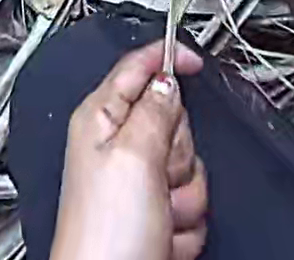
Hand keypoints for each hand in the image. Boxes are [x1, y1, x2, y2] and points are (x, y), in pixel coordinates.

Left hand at [51, 41, 206, 259]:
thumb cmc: (105, 236)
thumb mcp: (133, 156)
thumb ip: (156, 109)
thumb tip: (168, 78)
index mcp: (102, 118)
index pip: (137, 66)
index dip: (167, 57)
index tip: (192, 59)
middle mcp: (118, 144)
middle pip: (170, 116)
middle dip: (178, 147)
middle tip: (161, 173)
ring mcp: (136, 179)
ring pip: (187, 160)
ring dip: (183, 191)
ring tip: (159, 211)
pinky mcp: (154, 211)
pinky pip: (190, 197)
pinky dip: (185, 219)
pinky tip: (163, 233)